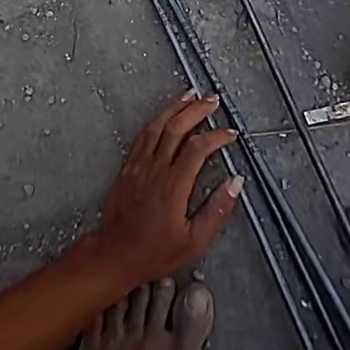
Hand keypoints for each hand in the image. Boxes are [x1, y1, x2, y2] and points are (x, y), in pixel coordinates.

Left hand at [88, 90, 243, 283]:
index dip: (216, 136)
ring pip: (158, 125)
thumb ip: (217, 211)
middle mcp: (155, 169)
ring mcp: (139, 164)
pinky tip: (164, 114)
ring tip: (190, 95)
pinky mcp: (128, 166)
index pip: (198, 148)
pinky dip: (156, 120)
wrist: (114, 254)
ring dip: (175, 107)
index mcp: (173, 185)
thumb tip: (235, 183)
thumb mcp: (193, 241)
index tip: (230, 135)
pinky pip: (142, 135)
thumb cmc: (153, 252)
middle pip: (177, 128)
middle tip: (212, 100)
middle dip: (197, 110)